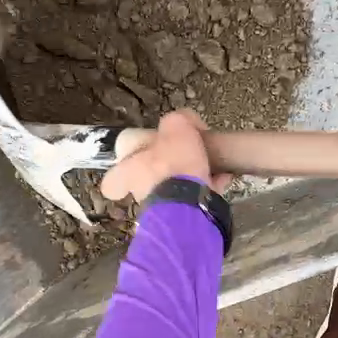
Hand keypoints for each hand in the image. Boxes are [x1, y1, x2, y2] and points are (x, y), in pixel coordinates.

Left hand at [100, 110, 232, 201]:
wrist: (191, 203)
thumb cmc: (174, 163)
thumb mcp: (176, 127)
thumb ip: (178, 120)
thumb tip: (189, 121)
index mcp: (128, 171)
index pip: (112, 179)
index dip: (124, 169)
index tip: (138, 160)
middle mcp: (140, 193)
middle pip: (149, 181)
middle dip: (167, 171)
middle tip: (183, 160)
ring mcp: (162, 209)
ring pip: (174, 191)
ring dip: (191, 179)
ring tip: (212, 167)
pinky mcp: (183, 218)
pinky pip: (194, 200)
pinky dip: (208, 189)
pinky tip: (224, 178)